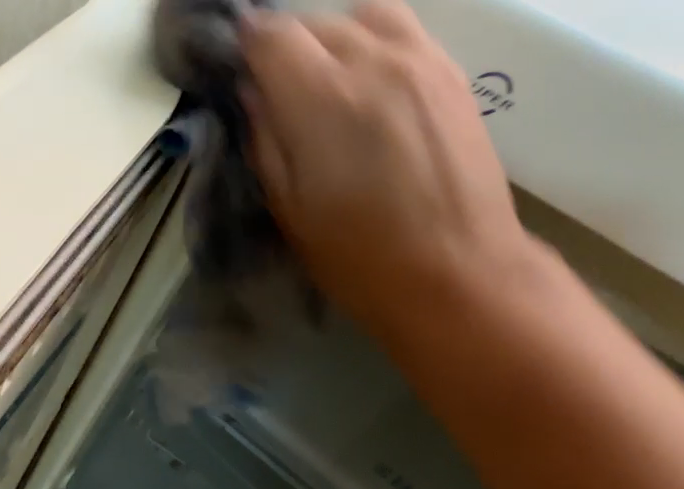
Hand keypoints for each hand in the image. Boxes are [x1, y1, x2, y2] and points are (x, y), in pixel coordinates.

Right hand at [239, 1, 545, 342]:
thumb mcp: (287, 207)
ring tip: (315, 77)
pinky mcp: (451, 70)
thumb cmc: (356, 254)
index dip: (243, 45)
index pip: (272, 35)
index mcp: (323, 100)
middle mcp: (375, 61)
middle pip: (314, 20)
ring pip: (361, 13)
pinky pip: (401, 27)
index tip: (229, 67)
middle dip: (282, 45)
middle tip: (265, 86)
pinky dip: (369, 39)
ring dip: (328, 36)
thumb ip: (265, 141)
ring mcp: (421, 58)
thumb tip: (252, 95)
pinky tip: (360, 80)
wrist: (454, 268)